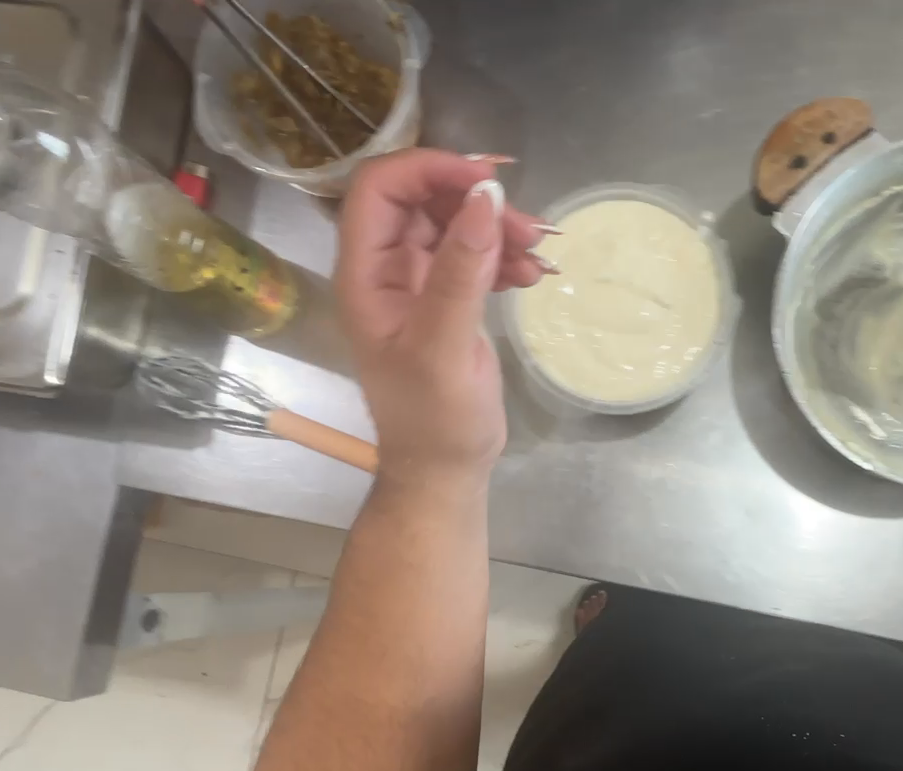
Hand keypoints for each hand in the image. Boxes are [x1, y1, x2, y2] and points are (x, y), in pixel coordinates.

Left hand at [336, 150, 551, 486]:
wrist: (446, 469)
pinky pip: (474, 259)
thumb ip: (461, 273)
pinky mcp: (449, 303)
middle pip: (423, 202)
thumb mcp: (445, 347)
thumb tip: (486, 198)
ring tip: (537, 254)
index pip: (381, 189)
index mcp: (365, 276)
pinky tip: (532, 275)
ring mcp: (419, 286)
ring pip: (454, 227)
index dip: (429, 169)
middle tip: (528, 226)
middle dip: (475, 202)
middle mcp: (386, 271)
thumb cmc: (435, 420)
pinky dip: (504, 258)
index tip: (487, 181)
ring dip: (497, 230)